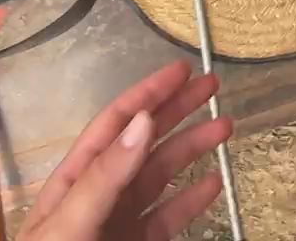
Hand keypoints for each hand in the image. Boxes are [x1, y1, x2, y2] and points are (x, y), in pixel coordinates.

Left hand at [16, 61, 231, 240]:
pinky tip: (213, 183)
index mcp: (76, 180)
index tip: (181, 70)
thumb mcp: (69, 225)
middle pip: (144, 142)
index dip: (148, 93)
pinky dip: (191, 201)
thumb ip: (106, 175)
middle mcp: (100, 196)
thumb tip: (143, 119)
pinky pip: (167, 220)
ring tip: (225, 128)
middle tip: (213, 85)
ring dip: (193, 148)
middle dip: (178, 110)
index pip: (116, 124)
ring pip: (162, 177)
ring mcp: (118, 226)